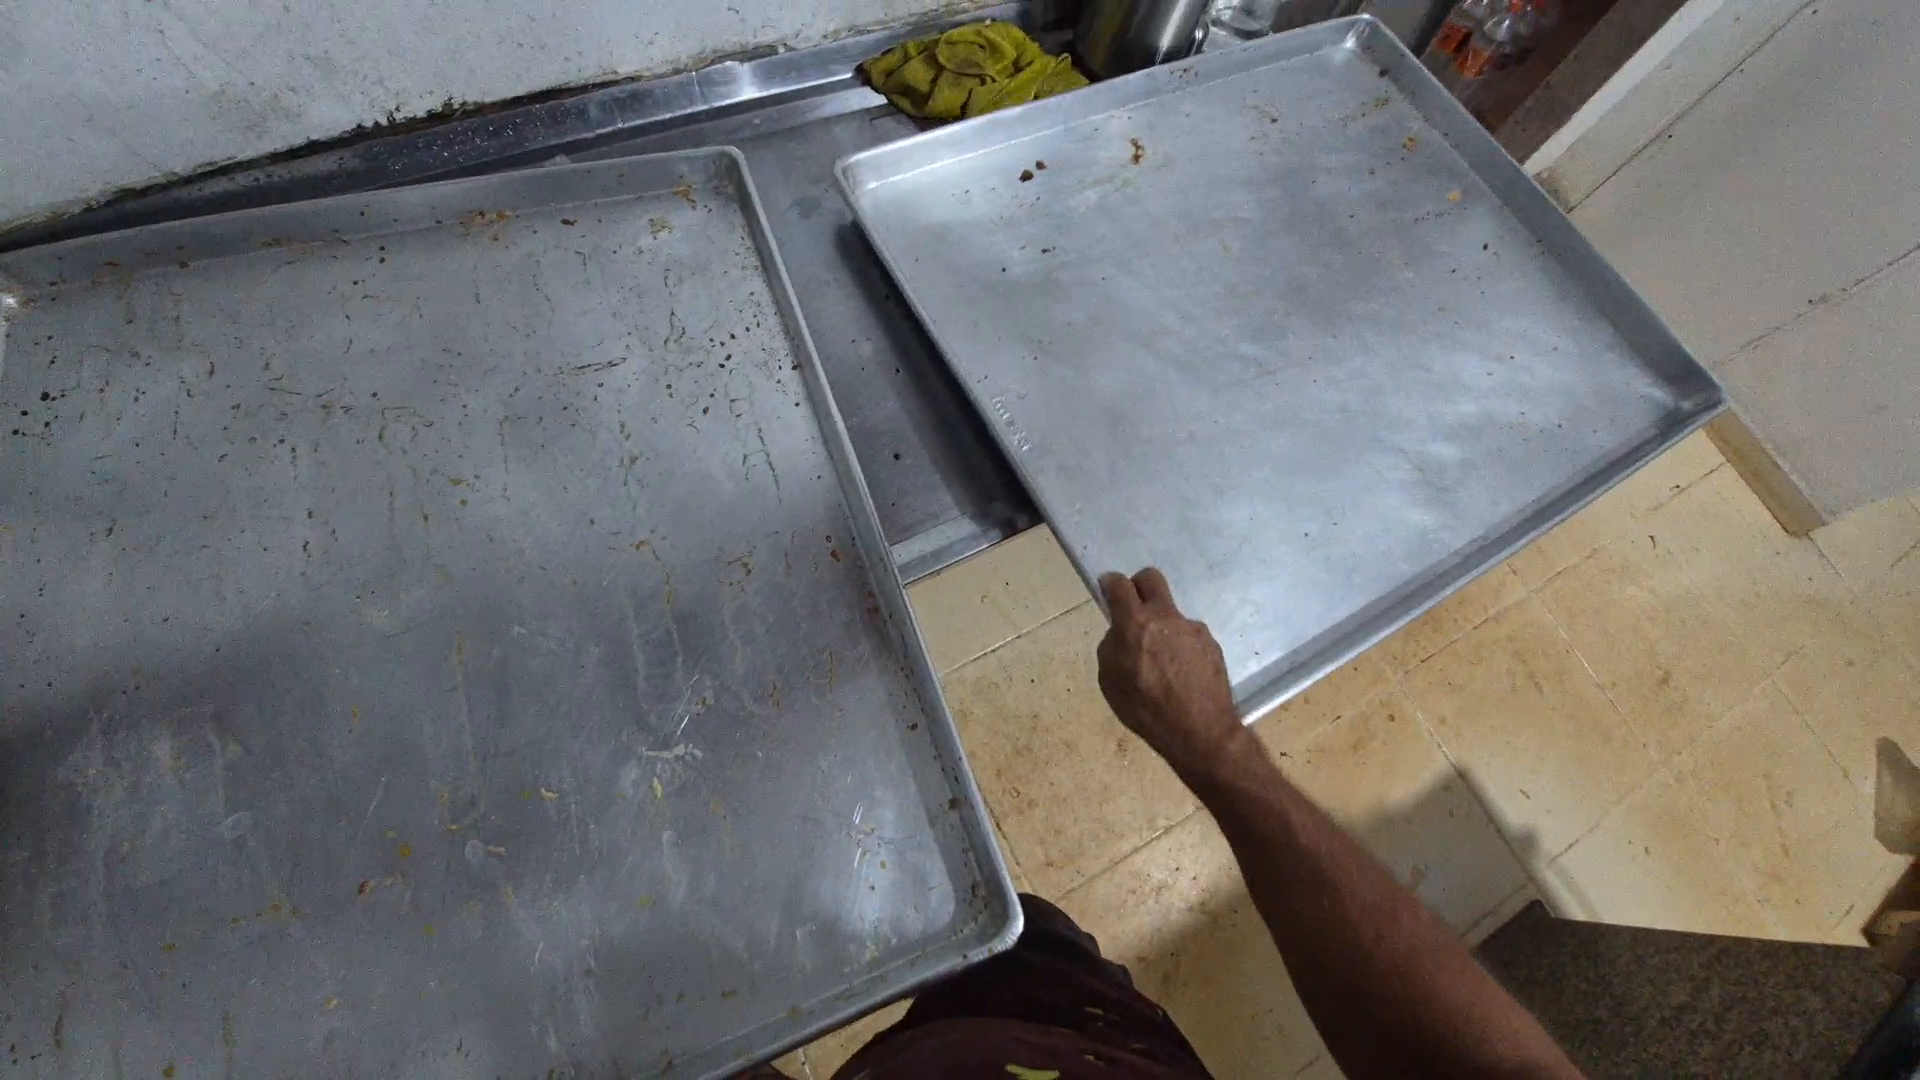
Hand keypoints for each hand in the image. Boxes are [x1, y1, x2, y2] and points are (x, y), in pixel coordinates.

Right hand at [1096, 568, 1250, 782]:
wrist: (1199, 731)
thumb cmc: (1144, 709)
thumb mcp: (1109, 681)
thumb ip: (1112, 647)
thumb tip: (1121, 634)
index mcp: (1135, 624)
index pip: (1119, 585)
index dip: (1110, 583)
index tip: (1108, 589)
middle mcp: (1165, 617)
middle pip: (1151, 578)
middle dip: (1138, 585)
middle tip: (1134, 607)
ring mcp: (1192, 628)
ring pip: (1171, 615)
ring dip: (1162, 628)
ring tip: (1162, 663)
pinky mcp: (1211, 643)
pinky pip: (1188, 636)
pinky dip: (1180, 647)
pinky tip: (1181, 674)